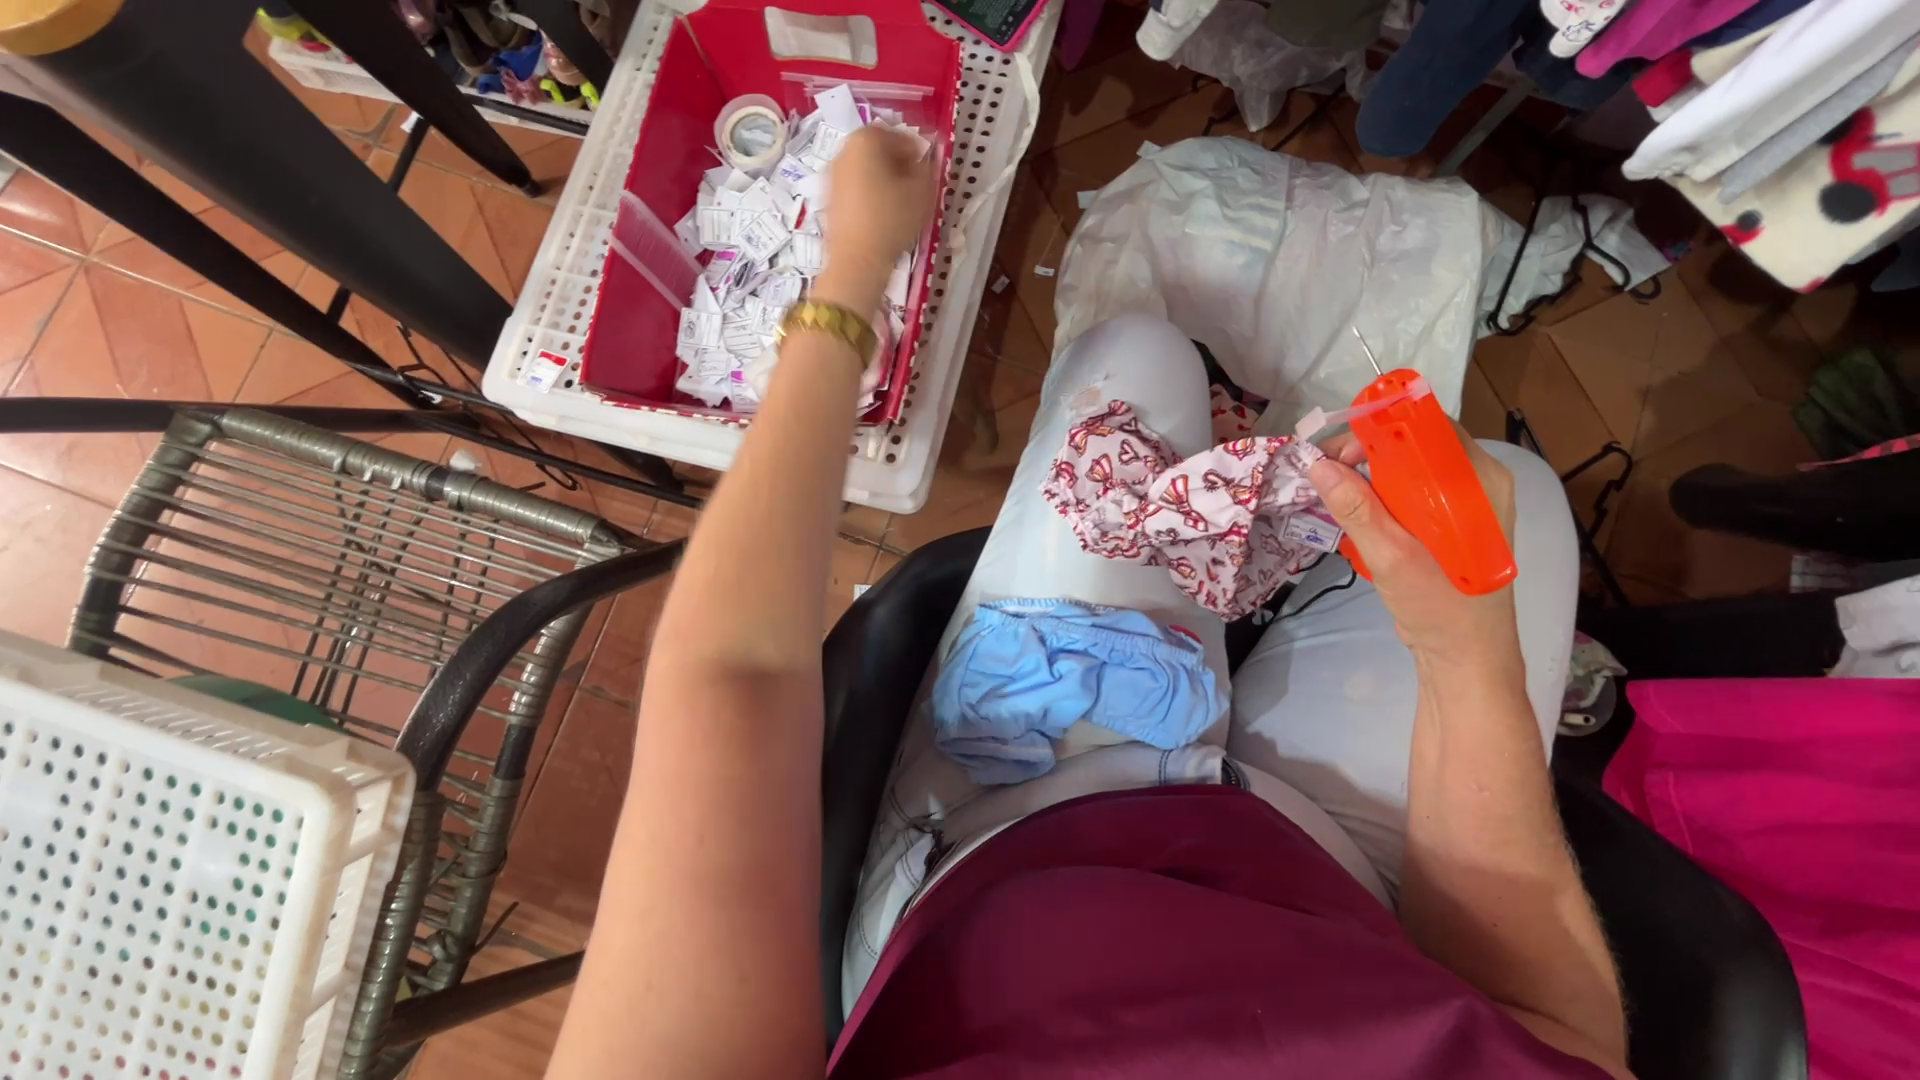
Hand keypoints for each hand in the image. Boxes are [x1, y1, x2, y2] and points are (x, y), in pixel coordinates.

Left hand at [823, 127, 935, 286]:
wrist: (857, 260)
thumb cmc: (891, 220)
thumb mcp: (921, 192)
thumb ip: (926, 169)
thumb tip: (923, 163)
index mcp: (866, 140)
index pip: (896, 135)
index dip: (915, 150)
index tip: (926, 166)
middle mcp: (844, 151)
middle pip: (877, 150)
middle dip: (897, 163)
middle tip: (914, 182)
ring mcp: (832, 175)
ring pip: (865, 170)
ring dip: (883, 179)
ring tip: (900, 200)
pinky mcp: (829, 199)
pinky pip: (855, 188)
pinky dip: (869, 194)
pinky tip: (882, 213)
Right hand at [1307, 425, 1521, 674]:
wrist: (1464, 656)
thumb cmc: (1437, 606)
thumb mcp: (1390, 555)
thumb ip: (1355, 507)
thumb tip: (1317, 466)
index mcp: (1478, 482)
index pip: (1429, 428)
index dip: (1380, 429)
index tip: (1337, 450)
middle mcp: (1479, 483)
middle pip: (1417, 445)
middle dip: (1367, 453)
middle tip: (1326, 473)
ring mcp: (1468, 503)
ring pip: (1412, 468)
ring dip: (1370, 476)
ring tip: (1335, 492)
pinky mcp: (1454, 521)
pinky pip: (1414, 491)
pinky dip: (1383, 495)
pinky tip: (1358, 514)